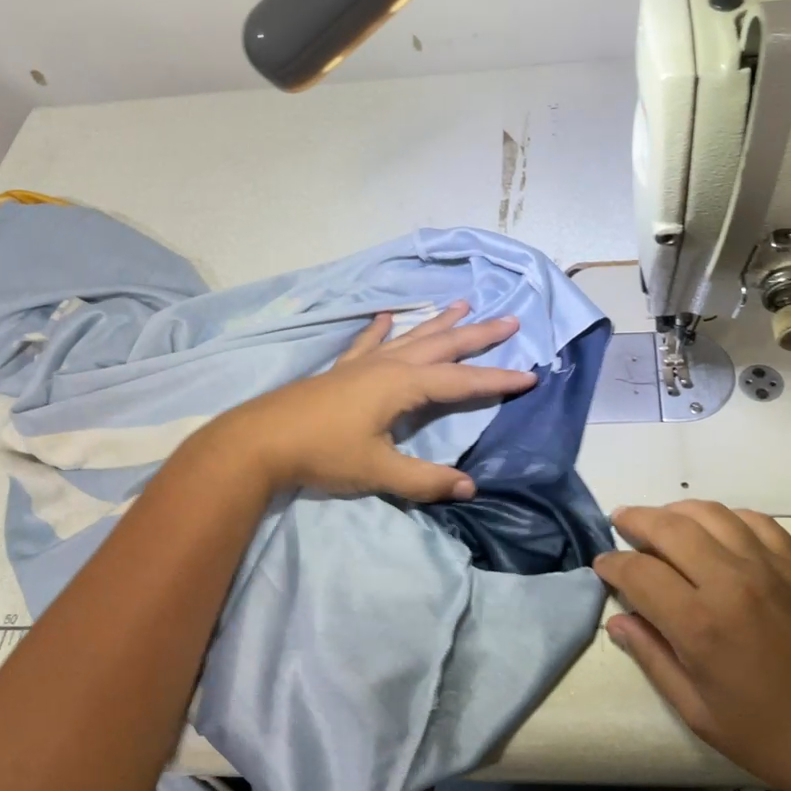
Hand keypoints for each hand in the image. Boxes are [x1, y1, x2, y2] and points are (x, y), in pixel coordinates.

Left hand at [204, 302, 534, 501]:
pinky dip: (381, 329)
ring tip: (464, 304)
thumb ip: (425, 480)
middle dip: (478, 335)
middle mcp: (389, 365)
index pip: (462, 382)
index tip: (531, 376)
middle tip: (510, 321)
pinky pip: (369, 342)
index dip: (498, 381)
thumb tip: (470, 487)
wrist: (259, 441)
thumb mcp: (378, 471)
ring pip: (411, 337)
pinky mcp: (341, 371)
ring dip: (440, 322)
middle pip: (443, 345)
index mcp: (403, 385)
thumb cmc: (322, 453)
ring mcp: (363, 364)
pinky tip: (386, 316)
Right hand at [594, 502, 790, 790]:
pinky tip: (716, 529)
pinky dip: (725, 517)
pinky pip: (754, 521)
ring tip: (661, 522)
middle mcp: (732, 581)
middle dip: (636, 521)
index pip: (638, 571)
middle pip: (669, 527)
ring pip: (711, 514)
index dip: (612, 564)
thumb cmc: (773, 739)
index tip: (601, 566)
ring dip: (677, 511)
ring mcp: (771, 566)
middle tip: (620, 524)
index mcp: (700, 624)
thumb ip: (653, 657)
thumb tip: (617, 619)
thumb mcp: (699, 712)